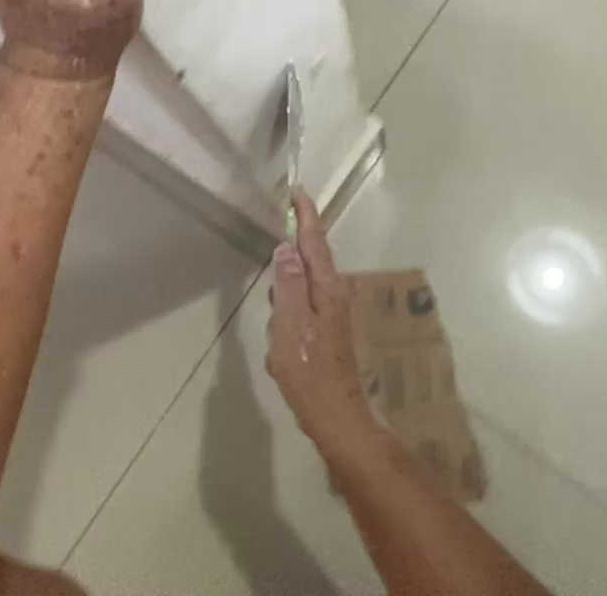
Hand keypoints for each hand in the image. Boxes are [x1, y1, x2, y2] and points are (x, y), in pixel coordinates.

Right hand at [266, 189, 373, 448]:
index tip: (296, 191)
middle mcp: (333, 295)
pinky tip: (278, 334)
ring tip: (272, 291)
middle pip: (312, 258)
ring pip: (304, 284)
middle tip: (278, 225)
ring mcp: (331, 314)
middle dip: (295, 243)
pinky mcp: (324, 332)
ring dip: (288, 282)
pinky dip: (288, 309)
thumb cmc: (308, 368)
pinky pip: (302, 307)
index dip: (306, 215)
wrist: (334, 415)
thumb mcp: (290, 323)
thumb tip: (286, 247)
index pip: (315, 241)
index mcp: (327, 288)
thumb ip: (288, 284)